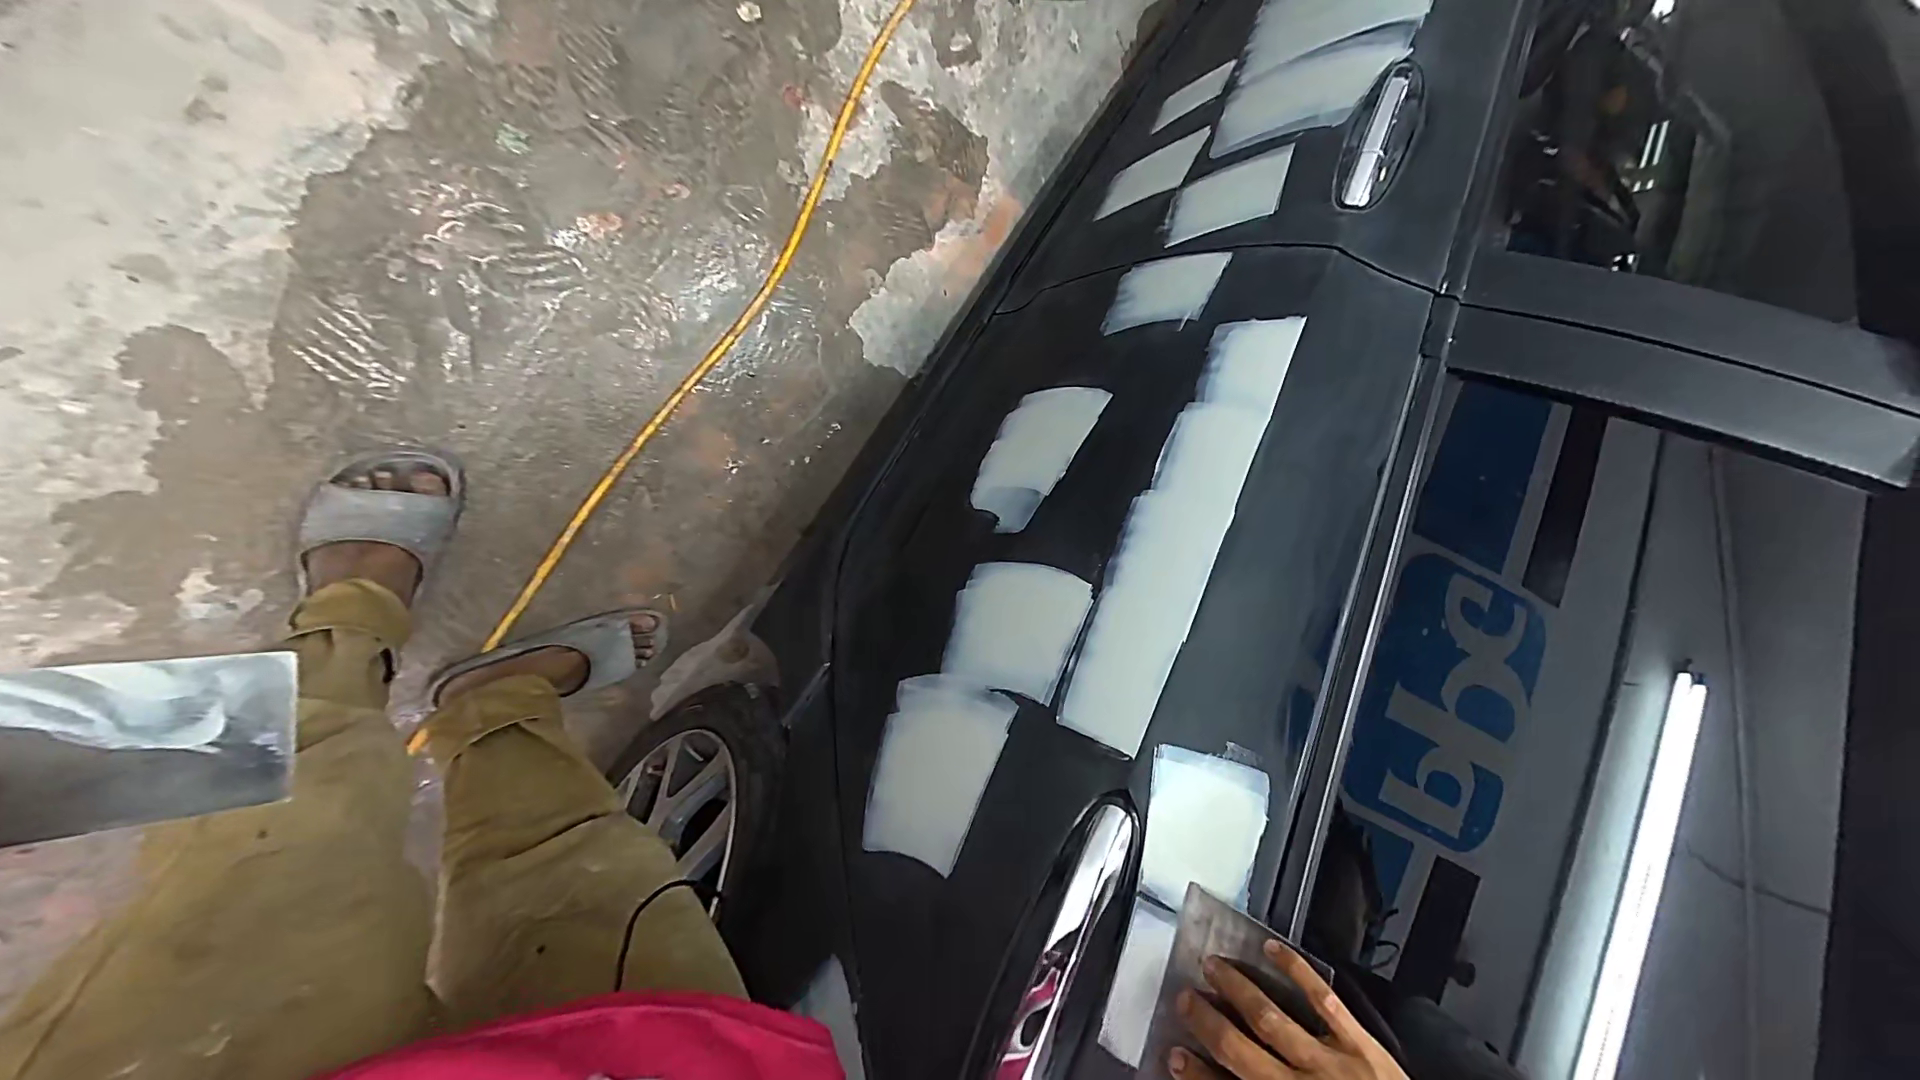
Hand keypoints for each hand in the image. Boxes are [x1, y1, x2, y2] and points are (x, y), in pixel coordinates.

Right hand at [1170, 939, 1408, 1079]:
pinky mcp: (1361, 1045)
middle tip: (1184, 997)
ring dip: (1237, 988)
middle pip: (1240, 1050)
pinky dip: (1295, 970)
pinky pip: (1323, 1000)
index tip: (1174, 1055)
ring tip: (1213, 965)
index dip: (1197, 1075)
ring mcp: (1331, 1065)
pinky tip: (1270, 949)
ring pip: (1271, 1018)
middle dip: (1207, 1022)